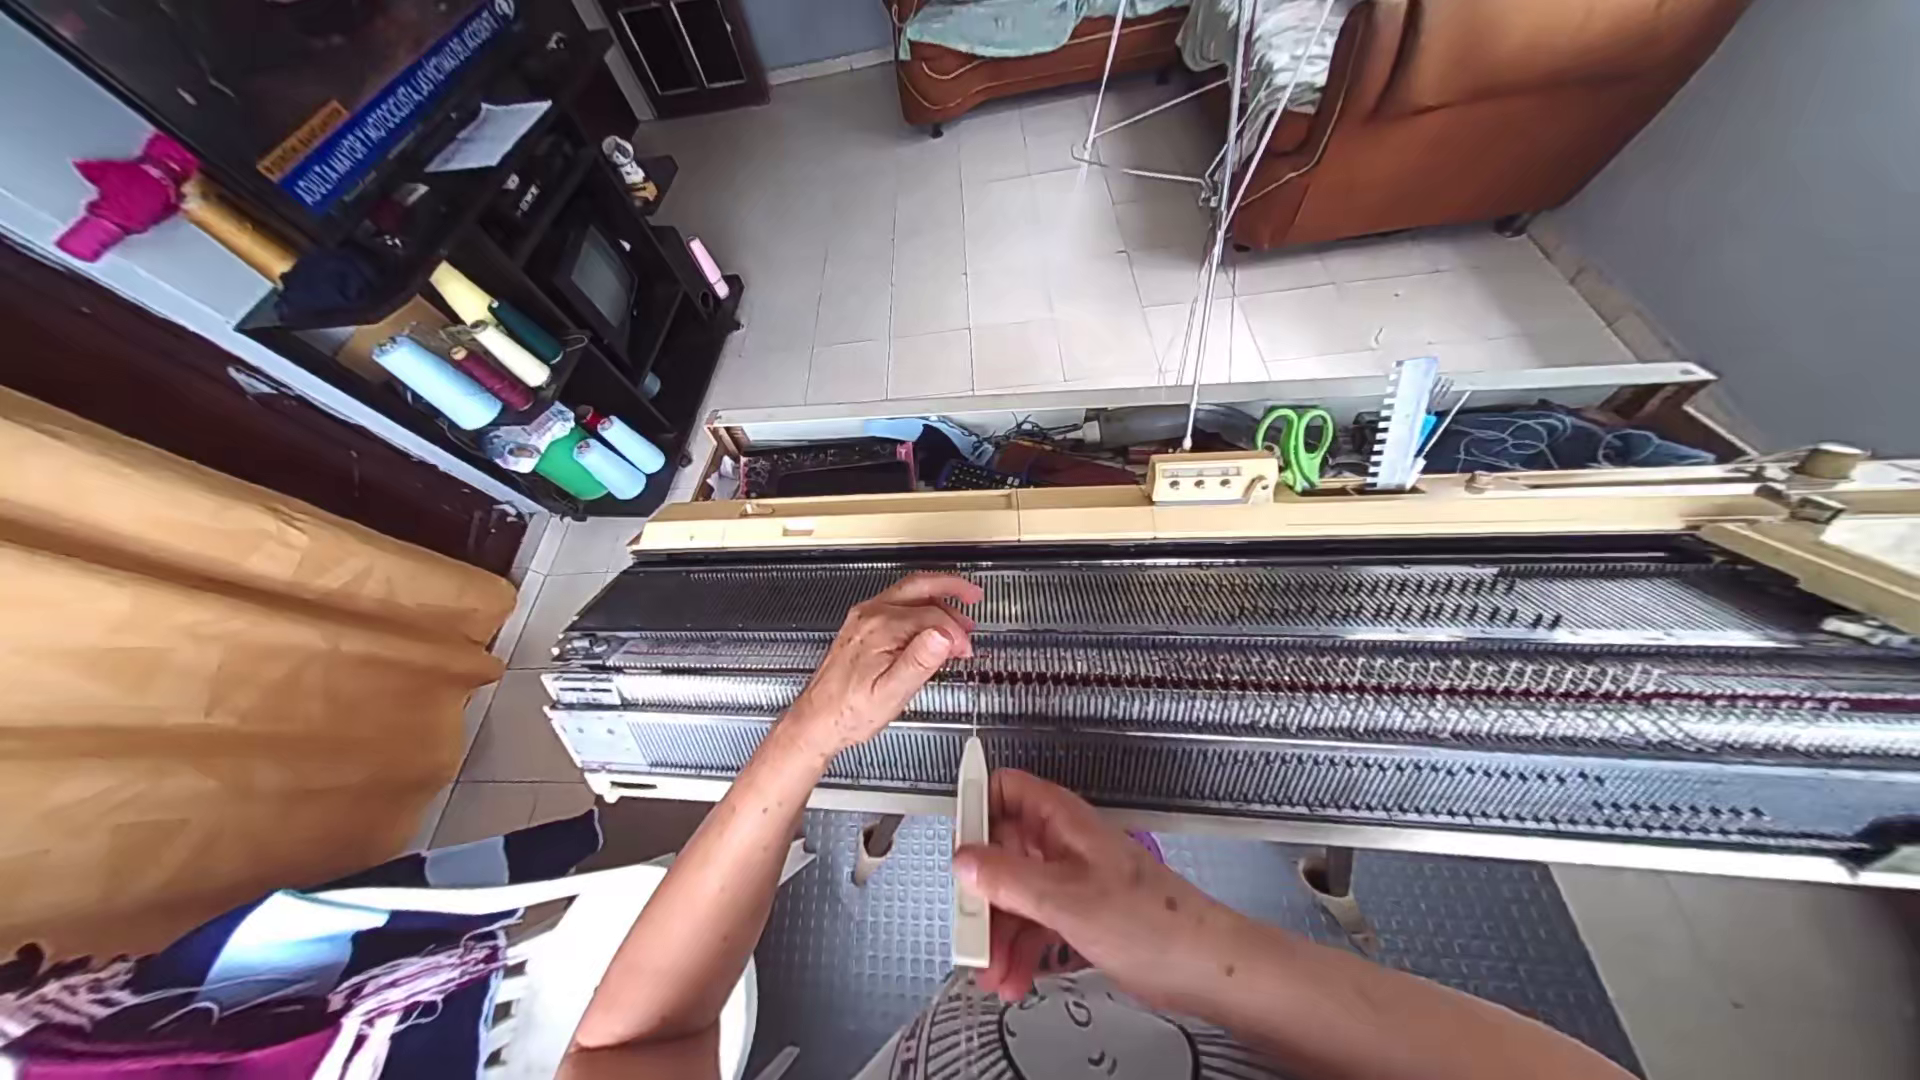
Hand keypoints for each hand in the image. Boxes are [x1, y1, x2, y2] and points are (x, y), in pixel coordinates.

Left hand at [784, 573, 982, 754]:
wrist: (817, 720)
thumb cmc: (849, 712)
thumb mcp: (892, 693)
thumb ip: (920, 661)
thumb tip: (944, 635)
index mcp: (882, 627)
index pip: (933, 617)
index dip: (955, 632)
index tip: (965, 650)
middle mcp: (871, 615)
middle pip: (920, 586)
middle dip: (952, 587)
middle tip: (973, 595)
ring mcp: (864, 618)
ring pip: (908, 592)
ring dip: (937, 597)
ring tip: (959, 613)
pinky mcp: (861, 626)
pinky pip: (896, 602)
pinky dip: (920, 604)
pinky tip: (928, 620)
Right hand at [952, 769, 1245, 1009]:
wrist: (1202, 966)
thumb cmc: (1150, 919)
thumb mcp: (1066, 898)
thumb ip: (1008, 878)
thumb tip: (962, 860)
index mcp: (1059, 817)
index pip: (1002, 789)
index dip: (976, 811)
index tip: (956, 850)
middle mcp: (1059, 840)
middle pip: (999, 848)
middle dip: (981, 892)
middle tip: (970, 930)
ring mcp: (1066, 876)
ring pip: (1012, 891)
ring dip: (997, 931)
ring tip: (992, 972)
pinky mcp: (1075, 909)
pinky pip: (1031, 920)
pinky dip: (1019, 947)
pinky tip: (1013, 977)